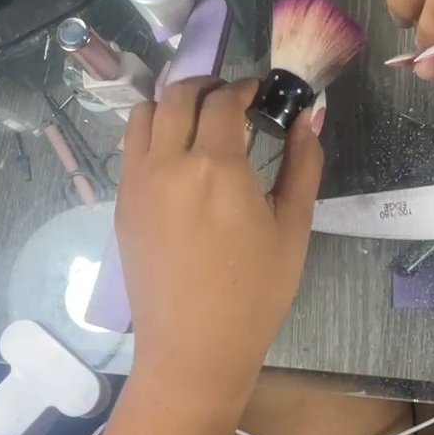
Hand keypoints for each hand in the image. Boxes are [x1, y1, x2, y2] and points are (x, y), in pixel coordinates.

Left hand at [116, 78, 323, 409]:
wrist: (194, 349)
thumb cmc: (255, 293)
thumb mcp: (293, 227)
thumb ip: (303, 164)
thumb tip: (312, 116)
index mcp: (215, 166)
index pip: (222, 100)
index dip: (243, 86)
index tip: (259, 91)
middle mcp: (168, 162)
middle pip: (178, 94)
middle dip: (207, 85)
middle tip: (231, 99)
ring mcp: (136, 182)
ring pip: (144, 113)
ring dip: (173, 103)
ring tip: (199, 122)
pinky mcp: (122, 203)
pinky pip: (130, 146)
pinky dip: (152, 132)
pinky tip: (178, 157)